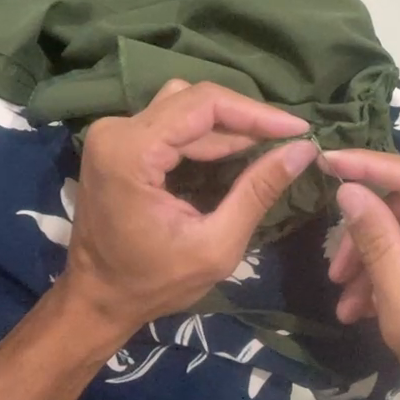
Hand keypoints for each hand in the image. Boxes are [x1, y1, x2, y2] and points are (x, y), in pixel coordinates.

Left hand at [61, 80, 315, 339]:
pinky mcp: (118, 142)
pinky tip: (239, 148)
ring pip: (184, 106)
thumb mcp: (216, 245)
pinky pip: (171, 121)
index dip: (256, 113)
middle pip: (194, 101)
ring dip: (228, 123)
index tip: (299, 129)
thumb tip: (303, 150)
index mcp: (131, 152)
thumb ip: (257, 192)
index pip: (203, 105)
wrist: (97, 298)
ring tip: (270, 142)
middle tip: (291, 139)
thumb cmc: (153, 283)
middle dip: (247, 118)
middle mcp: (116, 130)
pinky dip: (207, 133)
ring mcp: (114, 133)